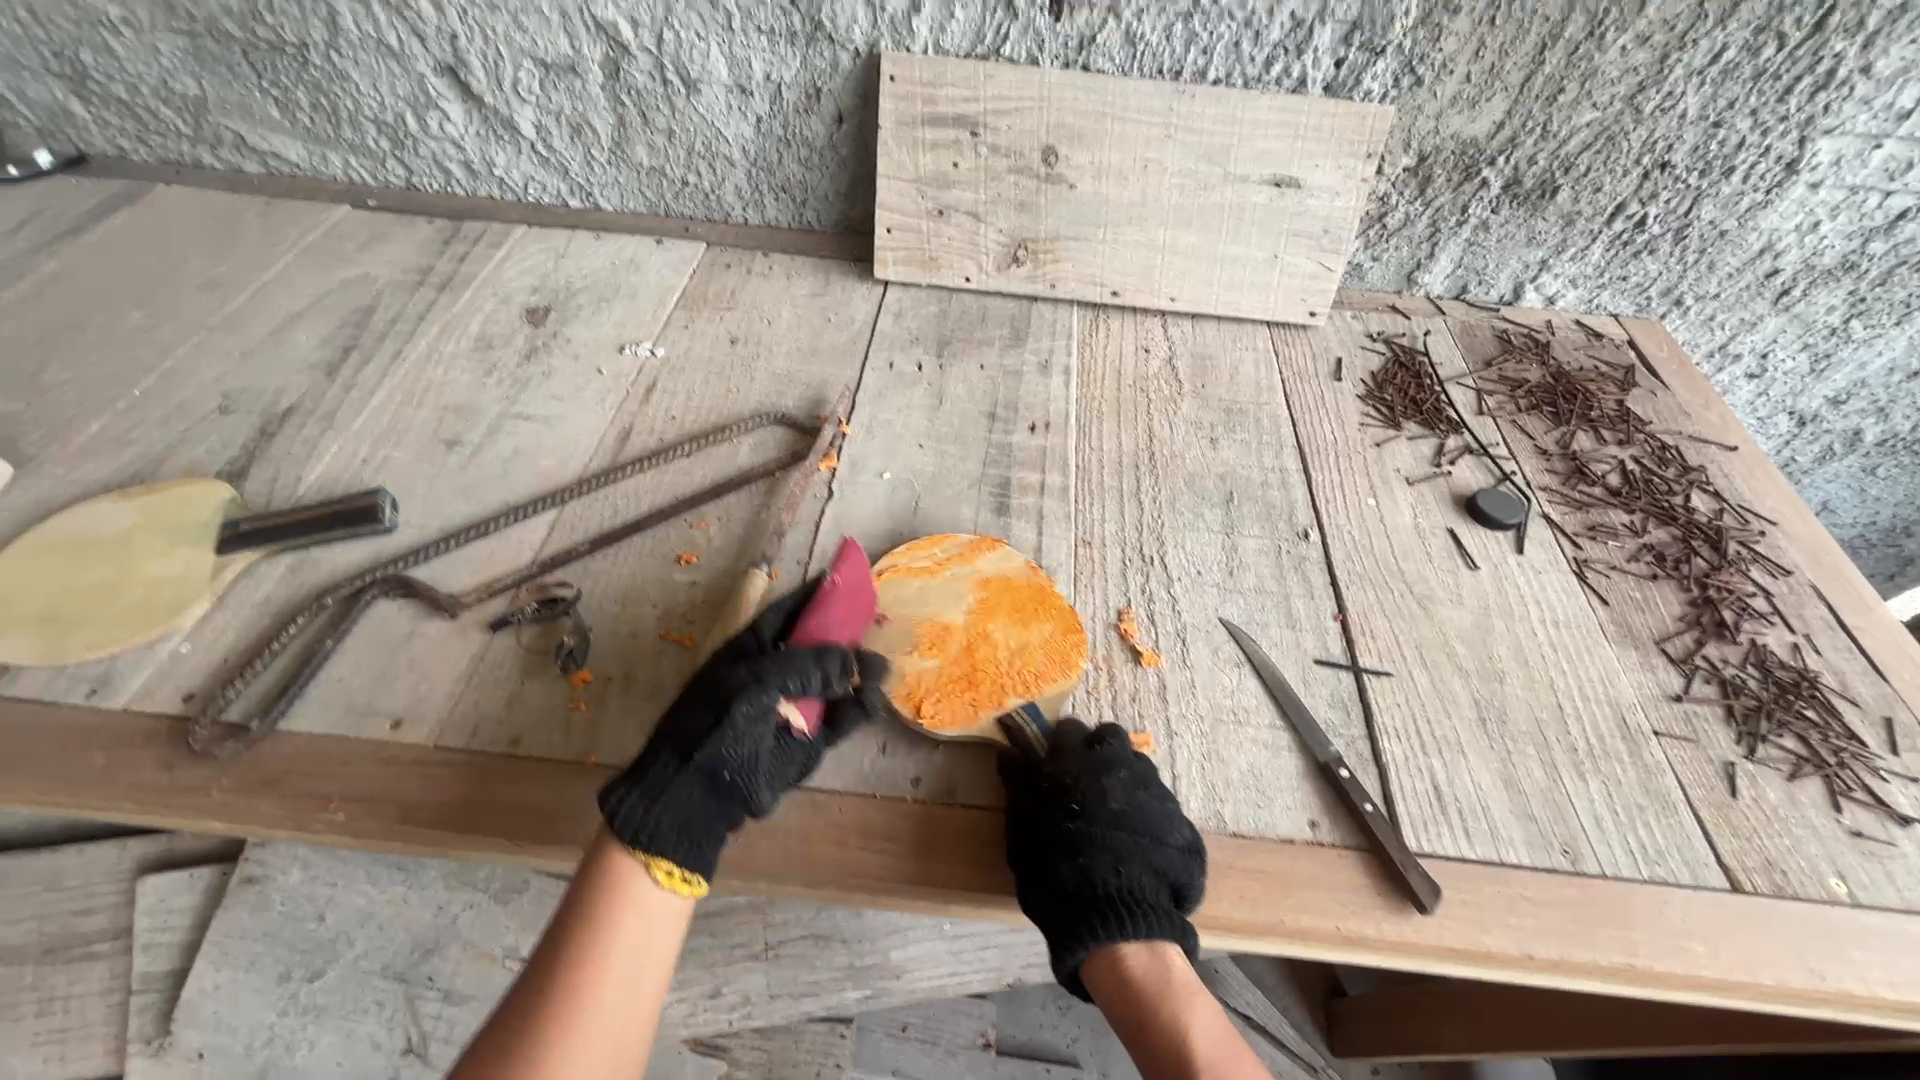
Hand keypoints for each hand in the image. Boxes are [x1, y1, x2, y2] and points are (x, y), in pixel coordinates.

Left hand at [598, 581, 890, 896]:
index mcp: (751, 650)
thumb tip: (853, 656)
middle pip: (818, 645)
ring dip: (858, 673)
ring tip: (881, 670)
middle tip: (875, 627)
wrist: (698, 794)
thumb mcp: (757, 684)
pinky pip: (840, 718)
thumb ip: (807, 665)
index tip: (849, 582)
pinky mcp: (808, 740)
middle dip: (846, 637)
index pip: (789, 613)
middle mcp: (775, 673)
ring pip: (834, 681)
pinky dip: (858, 708)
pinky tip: (872, 699)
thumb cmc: (717, 725)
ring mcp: (793, 706)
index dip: (816, 597)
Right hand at [998, 718, 1206, 999]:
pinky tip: (1137, 841)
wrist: (1117, 917)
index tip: (1055, 764)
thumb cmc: (1055, 871)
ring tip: (1114, 814)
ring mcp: (1151, 787)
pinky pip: (1158, 801)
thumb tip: (1010, 752)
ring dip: (1124, 778)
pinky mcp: (1177, 815)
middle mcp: (1115, 762)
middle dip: (1098, 752)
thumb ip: (1020, 784)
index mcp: (1073, 760)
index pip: (1067, 730)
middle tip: (1087, 782)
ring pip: (1137, 766)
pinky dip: (1147, 812)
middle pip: (1108, 737)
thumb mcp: (1022, 828)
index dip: (1061, 746)